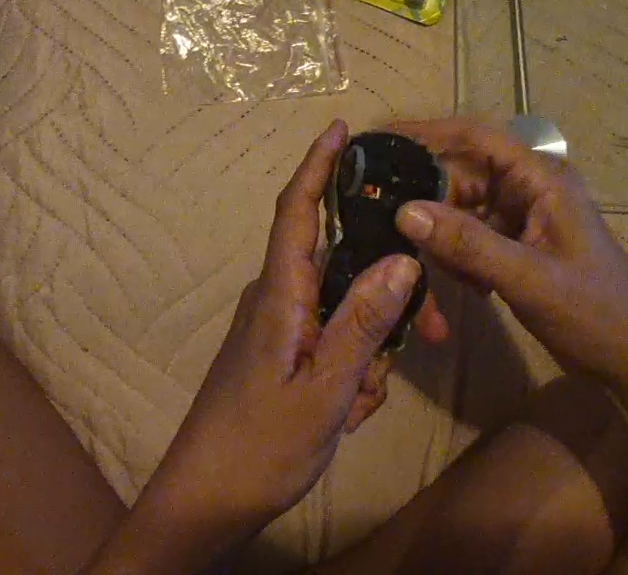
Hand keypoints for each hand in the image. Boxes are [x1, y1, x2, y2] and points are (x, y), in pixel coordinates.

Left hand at [132, 121, 443, 557]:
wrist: (203, 501)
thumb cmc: (260, 444)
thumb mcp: (326, 389)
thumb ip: (364, 322)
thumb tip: (402, 257)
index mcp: (280, 293)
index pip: (297, 209)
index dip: (318, 164)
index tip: (341, 126)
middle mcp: (277, 297)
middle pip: (343, 266)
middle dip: (384, 297)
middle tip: (424, 338)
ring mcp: (277, 325)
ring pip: (345, 309)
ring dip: (367, 348)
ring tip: (361, 402)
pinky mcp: (280, 351)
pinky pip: (330, 338)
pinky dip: (351, 367)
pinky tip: (348, 409)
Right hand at [388, 117, 627, 391]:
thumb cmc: (596, 313)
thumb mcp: (530, 279)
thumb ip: (468, 244)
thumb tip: (405, 212)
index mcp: (541, 178)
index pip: (475, 136)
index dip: (427, 132)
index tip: (380, 138)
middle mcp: (528, 188)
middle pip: (460, 175)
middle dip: (426, 198)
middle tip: (384, 222)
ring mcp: (521, 217)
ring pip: (460, 208)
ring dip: (441, 236)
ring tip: (429, 269)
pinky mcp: (515, 245)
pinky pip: (469, 237)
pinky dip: (457, 257)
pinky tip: (464, 288)